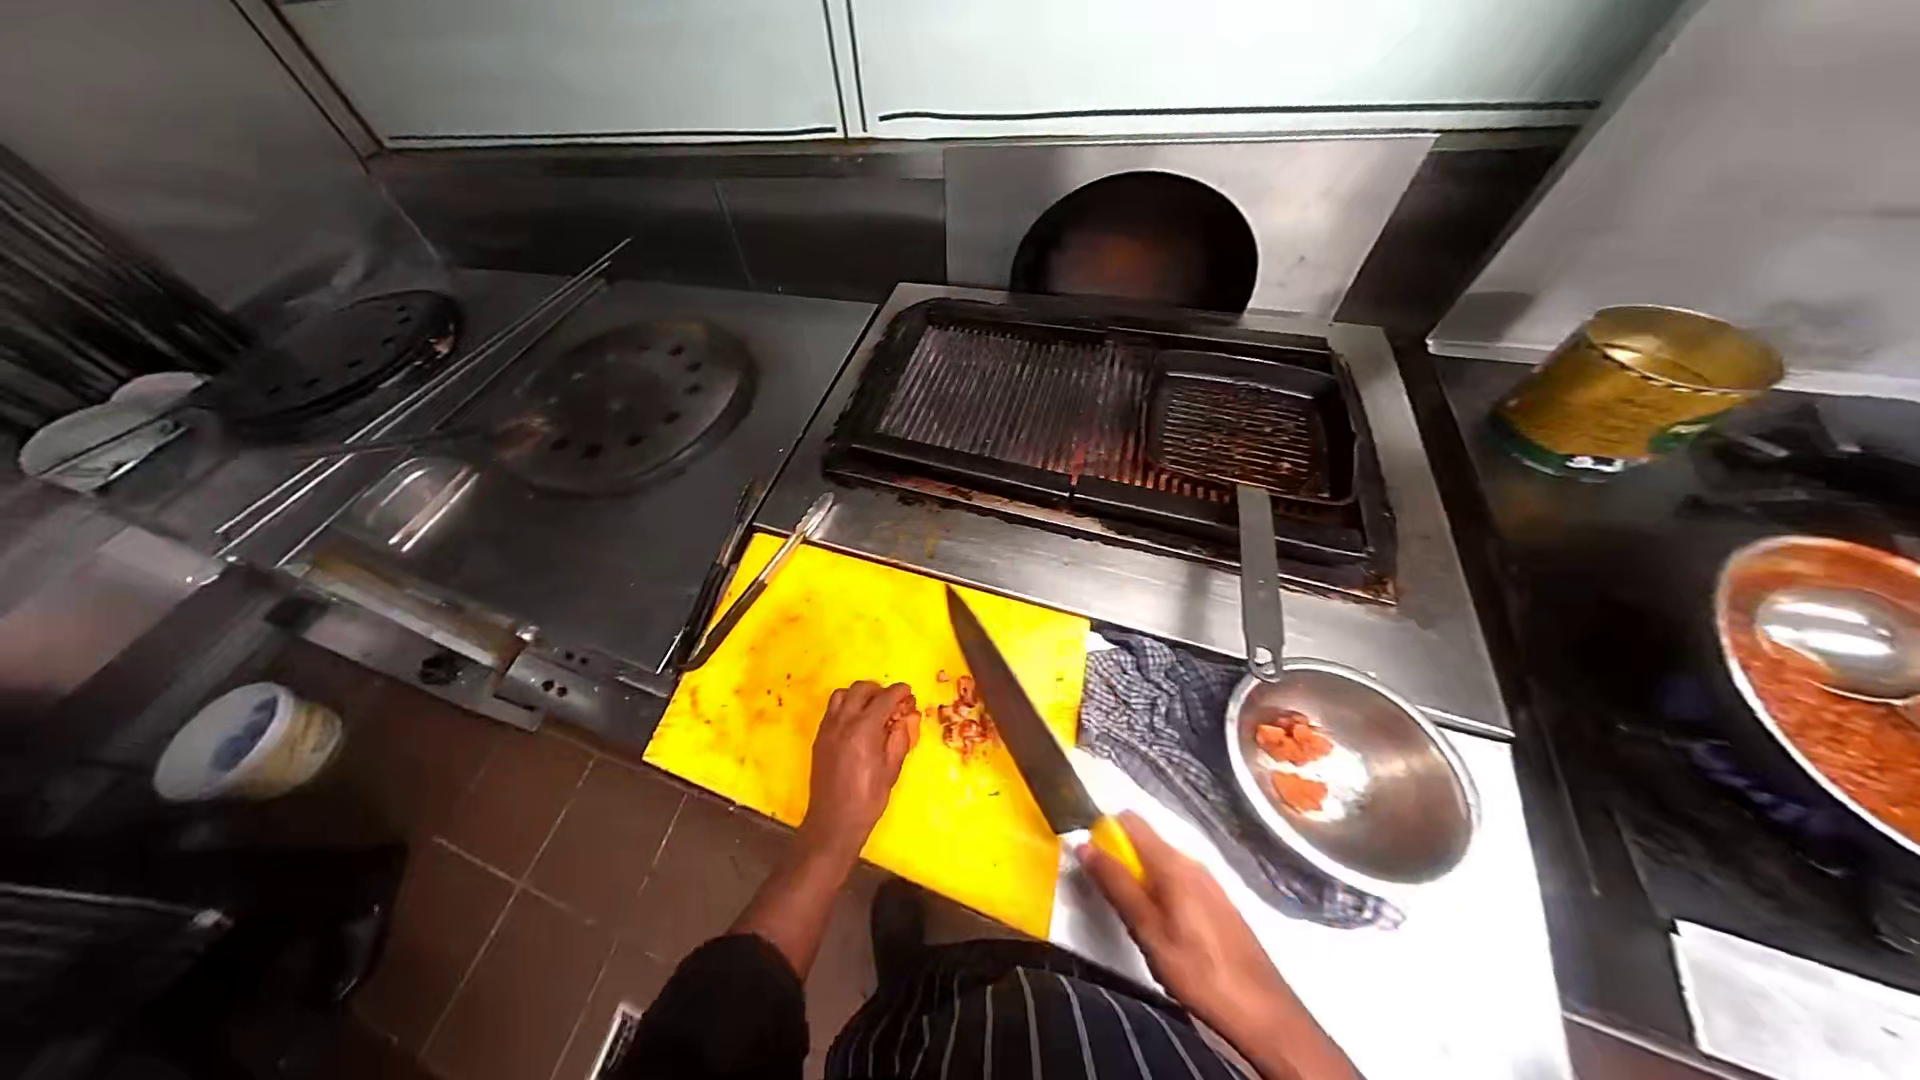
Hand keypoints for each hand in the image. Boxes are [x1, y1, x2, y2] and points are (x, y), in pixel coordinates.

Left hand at [798, 681, 918, 859]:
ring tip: (872, 708)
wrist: (833, 822)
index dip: (899, 691)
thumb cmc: (868, 799)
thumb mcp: (892, 769)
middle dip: (879, 689)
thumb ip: (901, 738)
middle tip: (892, 701)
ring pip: (842, 694)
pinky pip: (832, 709)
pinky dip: (846, 705)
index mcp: (864, 729)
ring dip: (859, 695)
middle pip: (860, 689)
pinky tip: (857, 721)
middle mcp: (843, 722)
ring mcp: (828, 728)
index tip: (908, 692)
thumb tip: (909, 717)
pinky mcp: (819, 737)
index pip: (884, 698)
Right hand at [1080, 813, 1360, 1079]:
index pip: (1130, 821)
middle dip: (1122, 861)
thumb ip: (1116, 885)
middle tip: (1112, 902)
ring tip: (1136, 922)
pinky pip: (1178, 881)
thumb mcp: (1148, 931)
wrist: (1264, 1014)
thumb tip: (1085, 845)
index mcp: (1173, 863)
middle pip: (1145, 842)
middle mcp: (1192, 862)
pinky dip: (1161, 893)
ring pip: (1161, 863)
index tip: (1092, 861)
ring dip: (1141, 881)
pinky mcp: (1218, 901)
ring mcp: (1208, 881)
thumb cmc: (1199, 972)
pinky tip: (1164, 931)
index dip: (1105, 833)